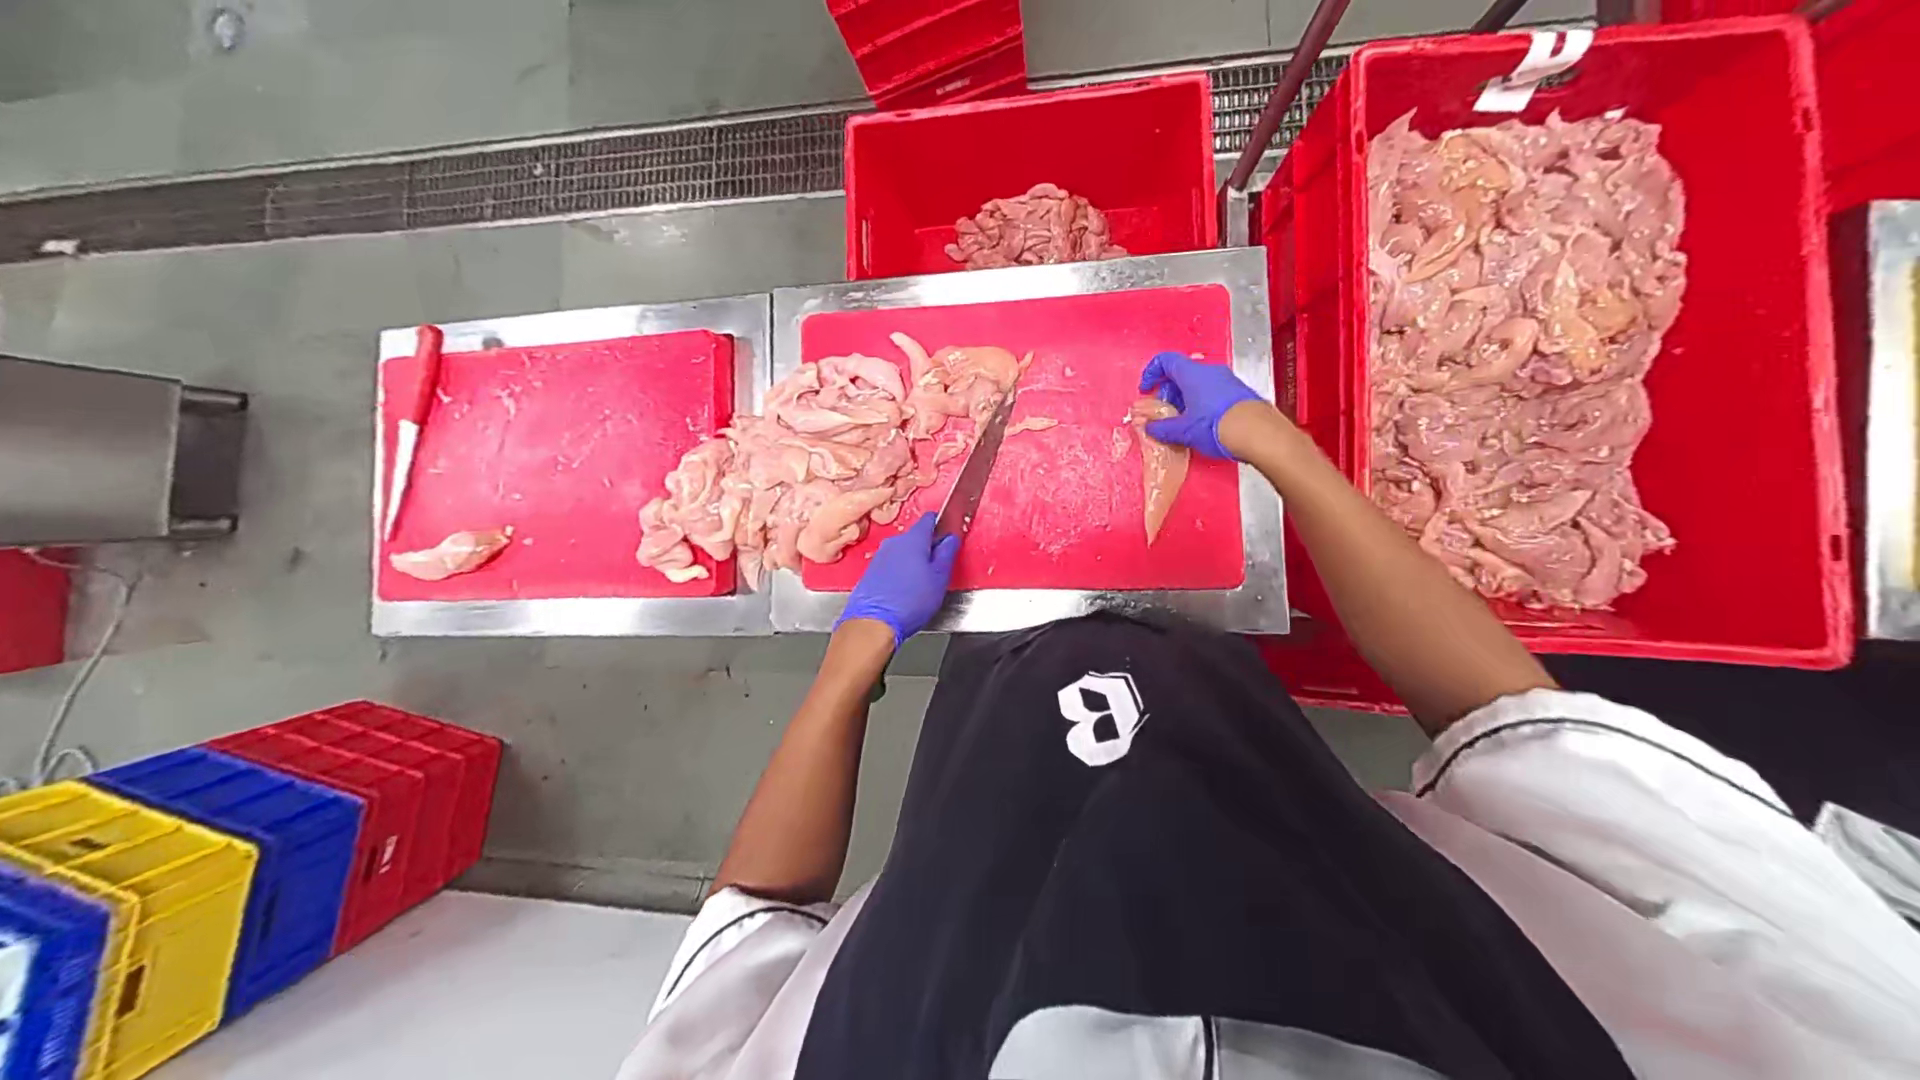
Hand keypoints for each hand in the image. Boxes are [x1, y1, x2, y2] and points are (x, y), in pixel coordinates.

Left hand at [835, 514, 959, 645]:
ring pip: (903, 552)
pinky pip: (891, 566)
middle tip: (940, 568)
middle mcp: (894, 542)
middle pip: (916, 537)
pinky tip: (906, 591)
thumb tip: (951, 539)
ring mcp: (880, 557)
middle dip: (928, 548)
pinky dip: (900, 573)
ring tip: (923, 585)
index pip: (929, 519)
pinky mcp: (871, 572)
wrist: (874, 623)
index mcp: (913, 539)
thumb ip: (947, 553)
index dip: (942, 525)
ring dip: (914, 562)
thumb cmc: (909, 601)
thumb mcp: (939, 577)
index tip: (948, 536)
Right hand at [1137, 351, 1263, 459]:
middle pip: (1182, 373)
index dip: (1151, 373)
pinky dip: (1202, 404)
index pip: (1165, 361)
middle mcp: (1211, 372)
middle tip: (1163, 412)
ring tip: (1182, 422)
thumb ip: (1162, 427)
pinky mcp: (1239, 393)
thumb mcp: (1183, 430)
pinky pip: (1214, 393)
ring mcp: (1228, 381)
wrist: (1258, 434)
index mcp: (1192, 374)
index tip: (1146, 390)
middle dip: (1168, 391)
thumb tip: (1149, 427)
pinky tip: (1202, 424)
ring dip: (1186, 399)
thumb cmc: (1217, 426)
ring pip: (1199, 384)